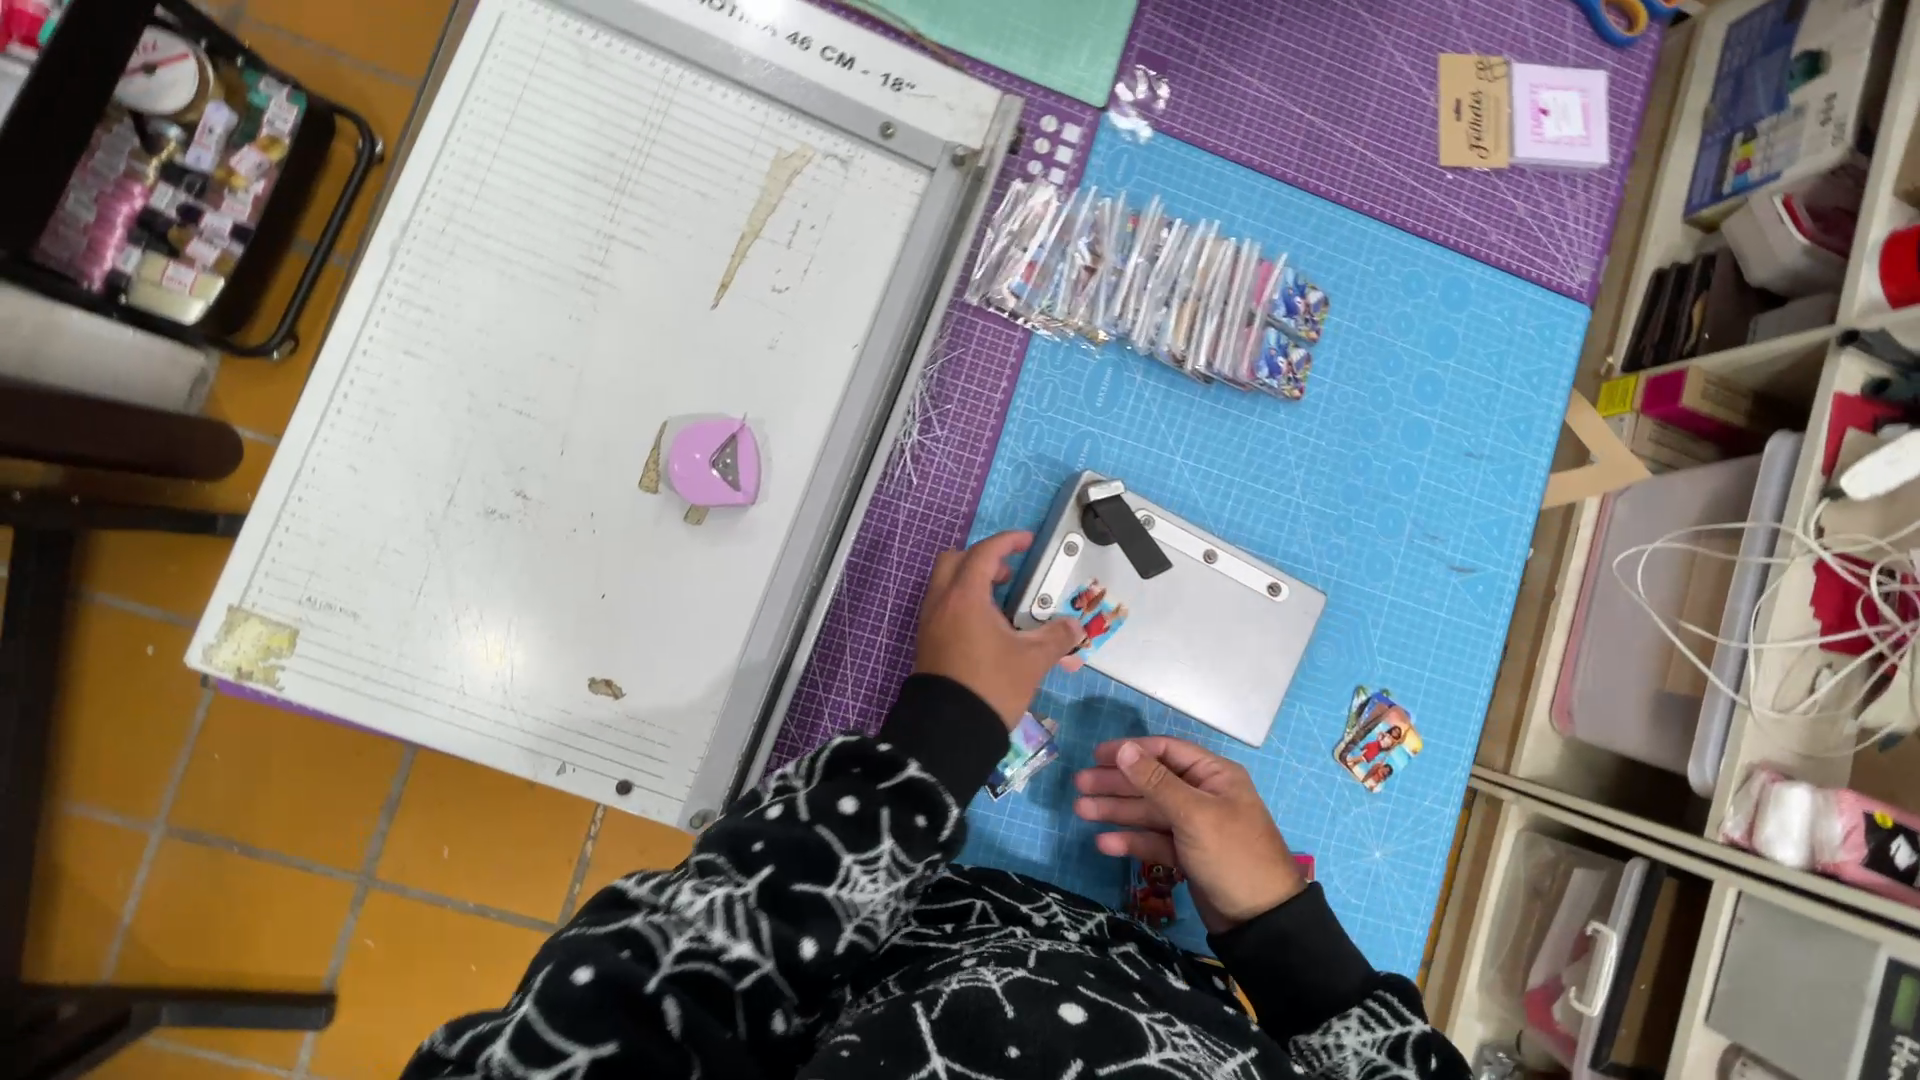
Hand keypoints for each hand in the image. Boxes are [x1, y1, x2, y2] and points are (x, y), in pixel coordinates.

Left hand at [915, 531, 1084, 728]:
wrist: (950, 729)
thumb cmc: (991, 686)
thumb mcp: (1032, 660)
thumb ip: (1056, 637)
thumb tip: (1074, 626)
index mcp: (965, 597)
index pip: (985, 553)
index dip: (1008, 542)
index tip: (1026, 542)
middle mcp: (941, 603)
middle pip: (955, 560)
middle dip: (983, 559)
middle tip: (1009, 574)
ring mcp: (930, 622)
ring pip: (946, 584)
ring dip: (972, 582)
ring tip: (1002, 604)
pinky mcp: (927, 641)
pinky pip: (943, 607)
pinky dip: (963, 603)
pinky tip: (987, 628)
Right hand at [1074, 737, 1305, 932]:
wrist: (1261, 922)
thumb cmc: (1232, 855)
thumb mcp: (1193, 814)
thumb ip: (1155, 782)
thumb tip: (1125, 749)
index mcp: (1213, 776)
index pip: (1166, 752)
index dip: (1131, 751)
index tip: (1097, 756)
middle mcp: (1202, 795)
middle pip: (1152, 782)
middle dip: (1116, 783)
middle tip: (1080, 786)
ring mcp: (1194, 826)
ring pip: (1148, 812)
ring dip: (1116, 811)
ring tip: (1081, 811)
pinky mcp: (1186, 854)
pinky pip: (1153, 840)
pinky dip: (1131, 840)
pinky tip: (1104, 843)